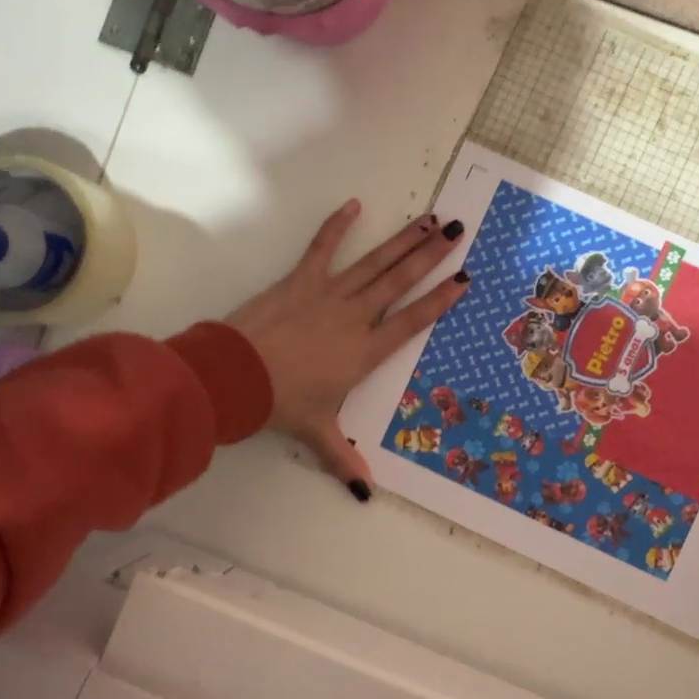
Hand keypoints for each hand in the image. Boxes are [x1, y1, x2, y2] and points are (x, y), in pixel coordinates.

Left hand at [227, 200, 468, 500]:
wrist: (236, 375)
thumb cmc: (282, 403)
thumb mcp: (317, 432)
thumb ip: (344, 459)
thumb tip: (366, 494)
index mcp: (366, 351)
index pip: (412, 321)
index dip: (439, 301)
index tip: (463, 281)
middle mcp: (356, 317)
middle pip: (400, 282)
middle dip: (431, 256)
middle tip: (456, 233)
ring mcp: (329, 293)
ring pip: (374, 262)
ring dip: (402, 239)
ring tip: (428, 219)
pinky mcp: (300, 279)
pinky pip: (322, 247)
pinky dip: (338, 226)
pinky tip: (355, 205)